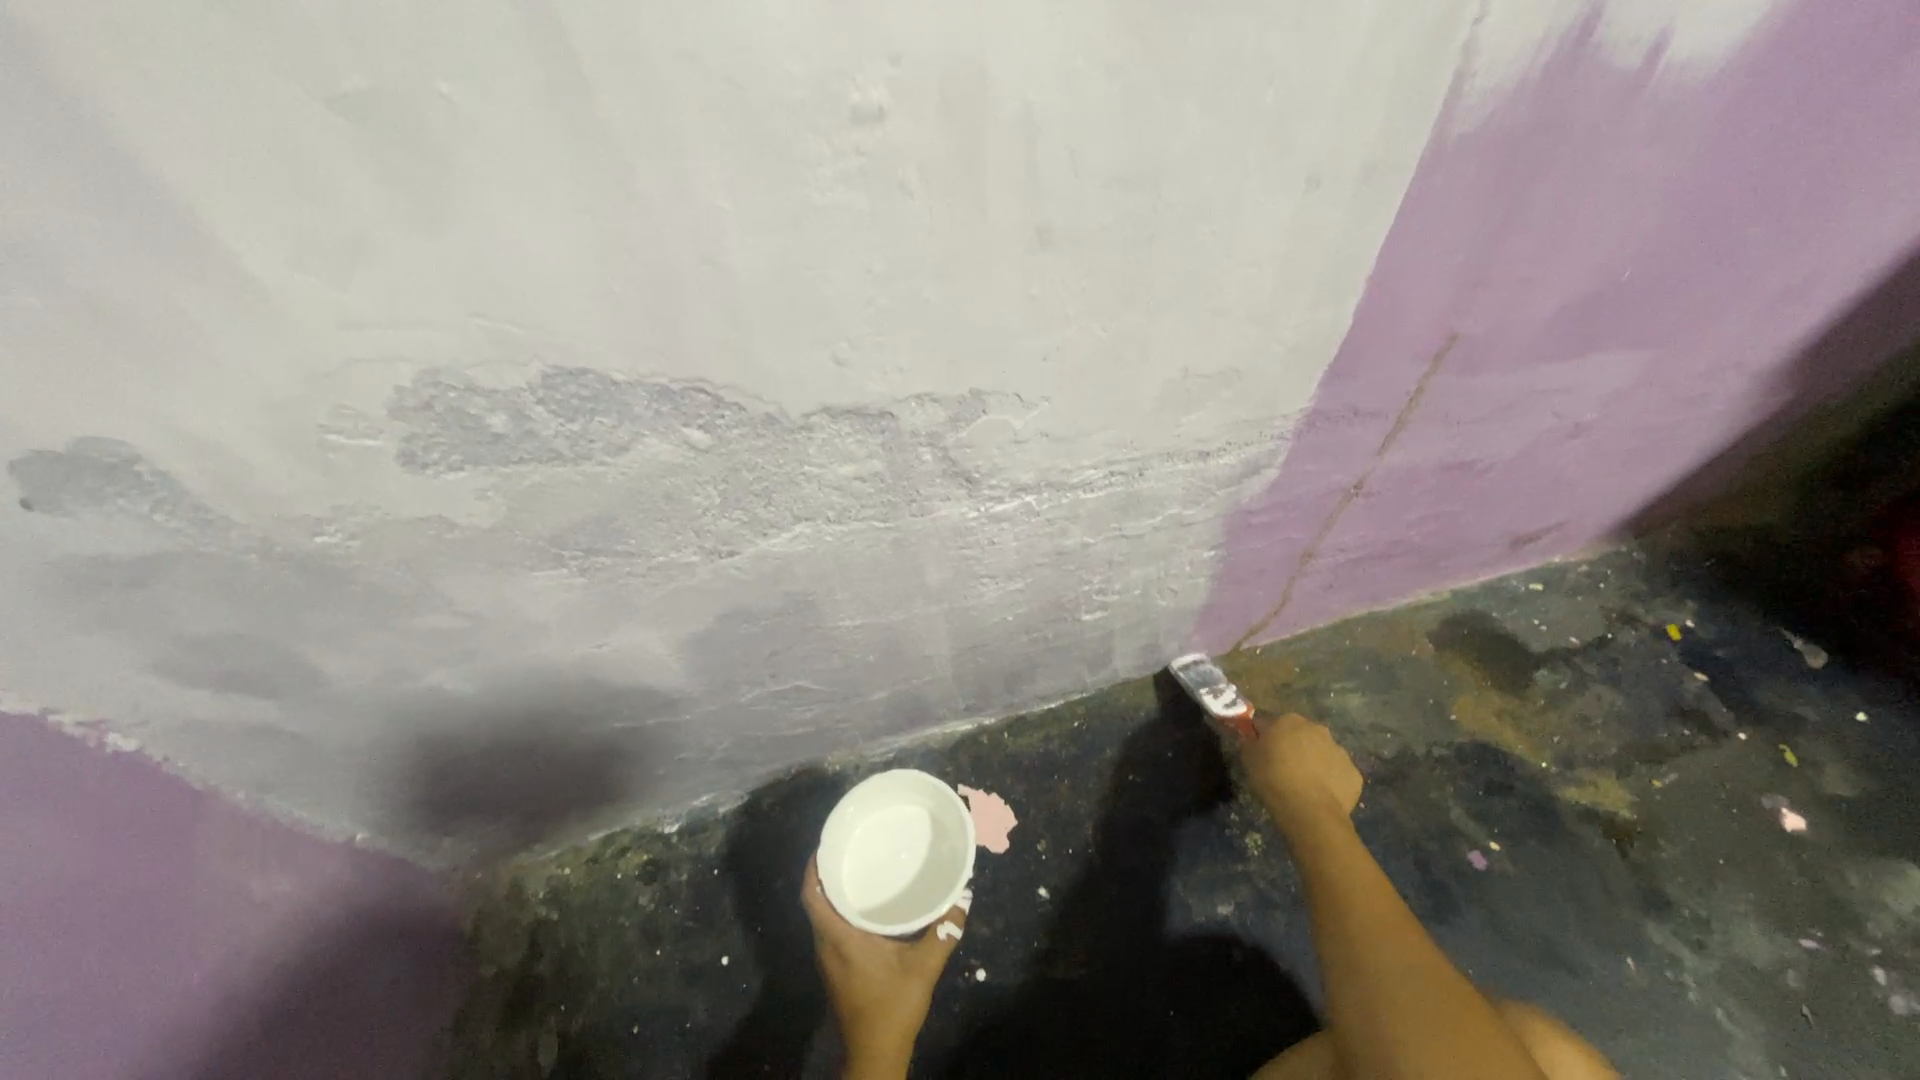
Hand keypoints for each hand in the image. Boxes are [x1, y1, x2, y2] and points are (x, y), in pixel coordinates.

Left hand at [802, 858, 969, 1077]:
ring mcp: (828, 961)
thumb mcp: (924, 966)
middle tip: (850, 850)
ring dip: (833, 894)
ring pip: (822, 917)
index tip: (827, 844)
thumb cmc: (893, 1006)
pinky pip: (830, 930)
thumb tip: (963, 897)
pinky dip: (840, 913)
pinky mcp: (836, 971)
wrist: (876, 1053)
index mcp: (838, 938)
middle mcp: (826, 945)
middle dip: (826, 874)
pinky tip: (865, 908)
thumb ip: (944, 932)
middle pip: (815, 902)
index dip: (813, 867)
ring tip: (858, 871)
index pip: (811, 895)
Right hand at [1243, 712, 1362, 833]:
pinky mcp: (1354, 773)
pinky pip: (1337, 773)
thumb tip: (1254, 740)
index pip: (1270, 723)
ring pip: (1322, 753)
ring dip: (1313, 762)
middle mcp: (1317, 729)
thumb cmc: (1272, 778)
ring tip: (1303, 785)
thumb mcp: (1248, 758)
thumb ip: (1251, 743)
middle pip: (1300, 735)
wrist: (1309, 809)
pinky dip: (1329, 780)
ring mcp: (1339, 750)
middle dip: (1293, 746)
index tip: (1260, 752)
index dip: (1264, 737)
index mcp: (1288, 720)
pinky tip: (1320, 796)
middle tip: (1282, 768)